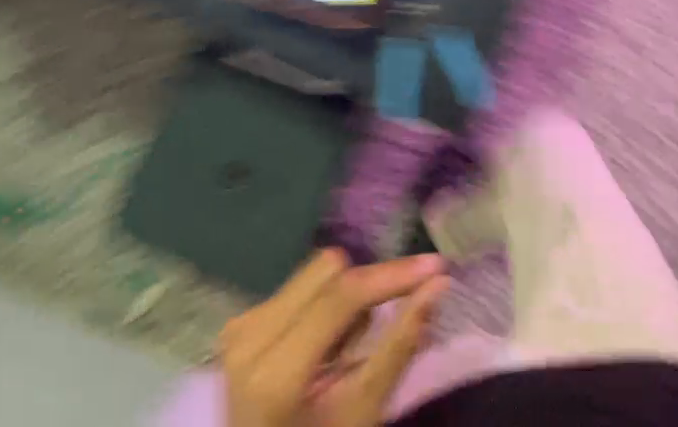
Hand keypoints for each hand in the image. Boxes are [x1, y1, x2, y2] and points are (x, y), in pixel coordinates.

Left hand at [220, 249, 449, 426]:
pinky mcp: (242, 320)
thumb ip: (399, 345)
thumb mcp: (364, 410)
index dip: (391, 275)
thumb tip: (437, 285)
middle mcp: (249, 333)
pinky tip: (326, 347)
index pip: (341, 297)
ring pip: (314, 272)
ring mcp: (241, 324)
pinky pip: (298, 287)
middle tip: (383, 327)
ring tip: (347, 349)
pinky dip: (325, 306)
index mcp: (275, 370)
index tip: (436, 266)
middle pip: (327, 269)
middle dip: (367, 287)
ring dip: (346, 297)